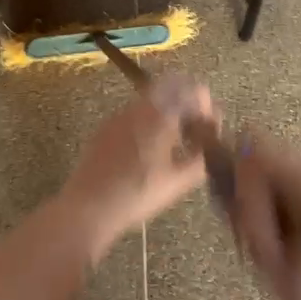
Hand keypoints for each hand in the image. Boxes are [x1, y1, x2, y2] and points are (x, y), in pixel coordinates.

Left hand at [63, 77, 216, 250]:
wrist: (88, 208)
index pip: (192, 92)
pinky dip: (148, 124)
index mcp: (160, 115)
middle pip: (171, 91)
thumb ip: (201, 160)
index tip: (212, 126)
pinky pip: (133, 116)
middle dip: (187, 107)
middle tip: (195, 132)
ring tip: (174, 144)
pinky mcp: (104, 129)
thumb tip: (212, 147)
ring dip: (168, 115)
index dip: (206, 106)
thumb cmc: (137, 195)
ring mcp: (118, 116)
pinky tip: (148, 151)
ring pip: (151, 103)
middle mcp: (139, 108)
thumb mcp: (178, 182)